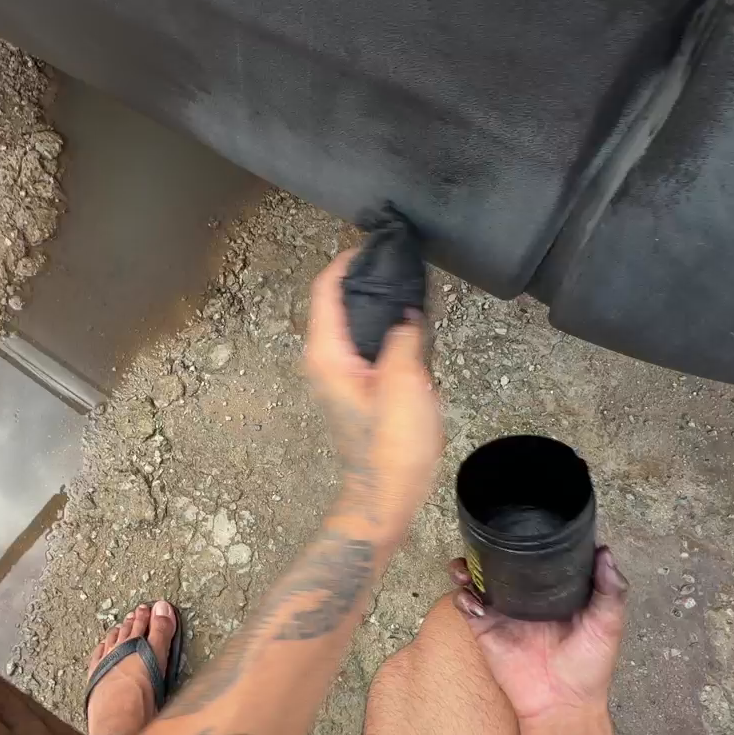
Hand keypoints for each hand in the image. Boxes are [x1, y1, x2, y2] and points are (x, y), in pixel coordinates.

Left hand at [303, 250, 441, 529]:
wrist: (385, 493)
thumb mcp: (404, 383)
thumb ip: (404, 337)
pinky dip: (381, 322)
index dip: (347, 260)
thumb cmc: (391, 446)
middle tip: (399, 255)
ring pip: (351, 319)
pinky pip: (364, 339)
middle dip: (364, 275)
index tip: (375, 241)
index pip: (326, 289)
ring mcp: (338, 371)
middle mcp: (324, 358)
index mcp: (327, 353)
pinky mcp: (354, 383)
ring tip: (407, 277)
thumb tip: (407, 309)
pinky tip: (409, 316)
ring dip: (374, 298)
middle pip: (336, 300)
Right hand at [450, 548, 627, 720]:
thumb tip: (604, 551)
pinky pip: (465, 605)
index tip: (518, 524)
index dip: (522, 538)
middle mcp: (521, 595)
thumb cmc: (589, 668)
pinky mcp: (483, 627)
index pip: (532, 556)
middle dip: (483, 548)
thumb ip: (610, 591)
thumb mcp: (607, 625)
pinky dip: (463, 598)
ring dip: (464, 567)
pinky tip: (474, 602)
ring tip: (464, 568)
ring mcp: (500, 610)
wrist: (561, 704)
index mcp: (548, 590)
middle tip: (480, 542)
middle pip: (496, 561)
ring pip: (474, 578)